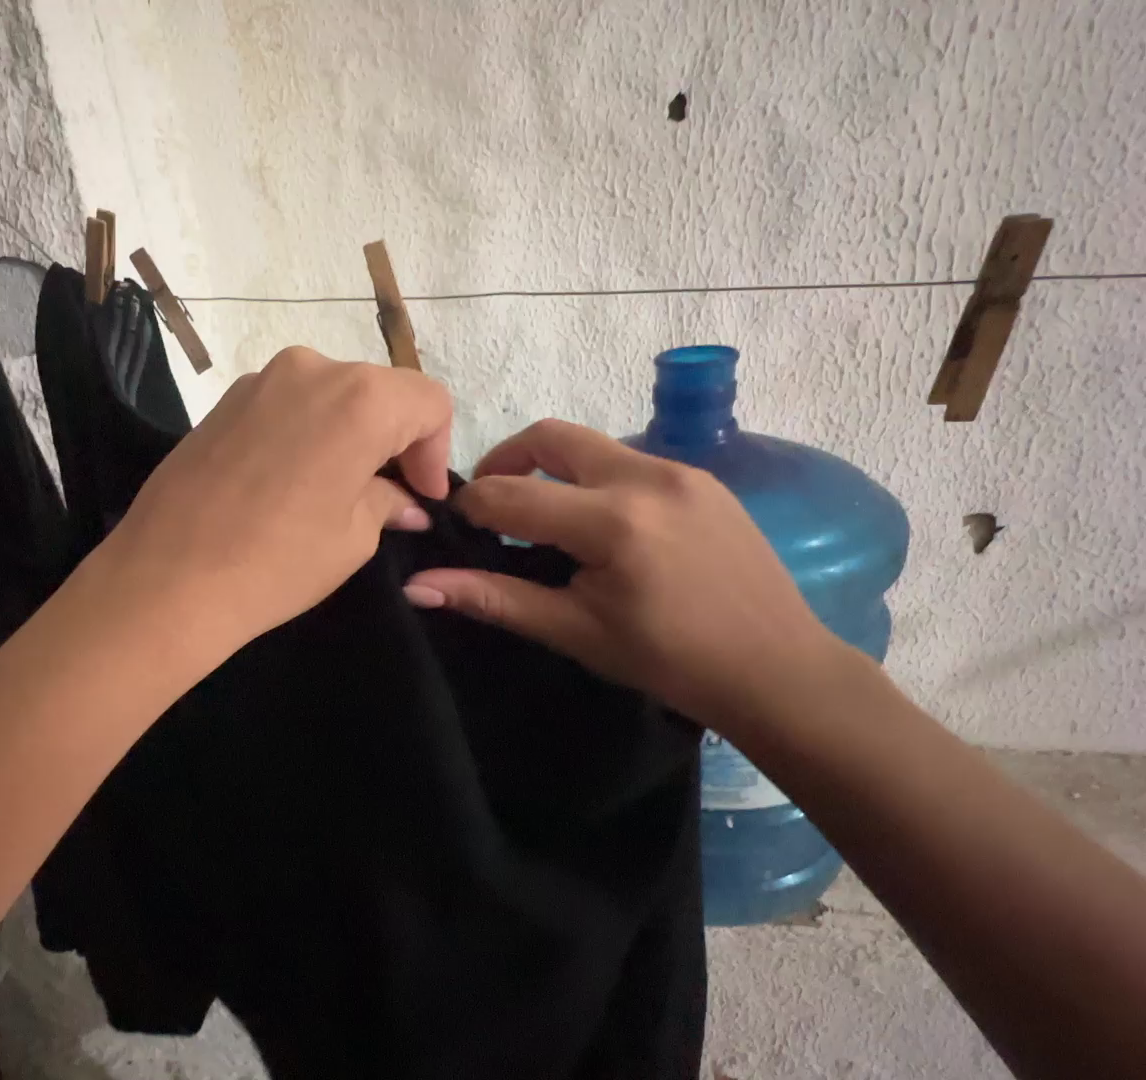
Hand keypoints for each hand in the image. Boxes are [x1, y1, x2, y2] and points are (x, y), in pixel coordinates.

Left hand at [79, 346, 451, 653]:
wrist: (167, 577)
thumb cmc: (276, 562)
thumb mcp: (352, 538)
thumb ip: (386, 502)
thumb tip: (401, 499)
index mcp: (359, 397)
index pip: (427, 402)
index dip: (435, 451)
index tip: (424, 497)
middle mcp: (310, 369)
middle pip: (376, 392)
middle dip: (392, 440)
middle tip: (390, 494)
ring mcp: (257, 381)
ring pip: (326, 396)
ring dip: (344, 434)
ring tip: (336, 490)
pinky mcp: (220, 403)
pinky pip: (283, 407)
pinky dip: (301, 434)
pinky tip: (288, 482)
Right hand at [403, 419, 845, 733]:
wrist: (777, 669)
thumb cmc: (666, 659)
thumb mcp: (572, 630)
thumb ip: (491, 598)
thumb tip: (415, 588)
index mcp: (612, 521)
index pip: (509, 493)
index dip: (470, 508)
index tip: (457, 528)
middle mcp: (646, 477)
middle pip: (549, 436)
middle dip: (504, 461)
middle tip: (488, 503)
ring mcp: (681, 471)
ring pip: (589, 444)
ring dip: (550, 469)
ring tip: (541, 518)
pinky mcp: (702, 478)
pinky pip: (626, 459)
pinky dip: (591, 478)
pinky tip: (595, 525)